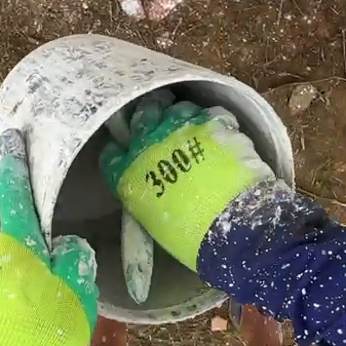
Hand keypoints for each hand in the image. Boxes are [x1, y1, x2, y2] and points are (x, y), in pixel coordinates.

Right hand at [99, 93, 274, 271]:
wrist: (233, 227)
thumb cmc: (191, 236)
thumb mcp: (153, 220)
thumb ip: (146, 194)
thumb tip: (152, 185)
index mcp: (129, 174)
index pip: (111, 154)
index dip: (120, 151)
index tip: (126, 153)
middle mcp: (149, 143)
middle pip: (142, 115)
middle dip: (150, 116)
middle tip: (160, 124)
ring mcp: (182, 128)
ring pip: (177, 108)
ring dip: (183, 117)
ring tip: (194, 130)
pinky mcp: (214, 123)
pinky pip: (210, 113)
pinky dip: (214, 123)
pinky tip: (220, 135)